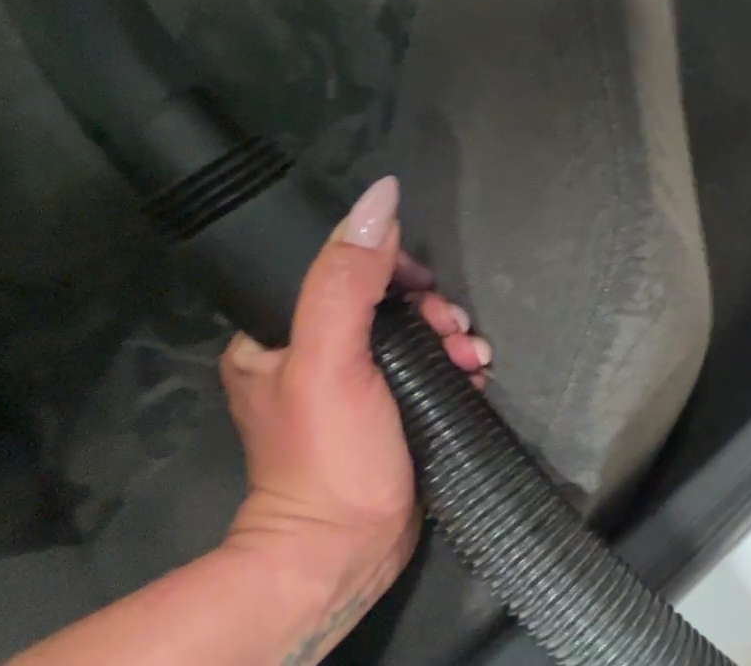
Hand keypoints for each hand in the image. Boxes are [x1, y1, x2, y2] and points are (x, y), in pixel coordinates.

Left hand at [218, 177, 491, 611]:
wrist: (345, 551)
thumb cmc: (329, 452)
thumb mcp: (333, 357)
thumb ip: (349, 279)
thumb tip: (380, 198)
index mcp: (276, 338)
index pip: (342, 272)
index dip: (392, 270)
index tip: (426, 290)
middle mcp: (311, 358)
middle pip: (387, 304)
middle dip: (433, 311)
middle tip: (454, 332)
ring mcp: (352, 390)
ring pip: (414, 337)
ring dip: (453, 338)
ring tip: (473, 358)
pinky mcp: (388, 415)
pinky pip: (428, 369)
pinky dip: (455, 365)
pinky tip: (474, 375)